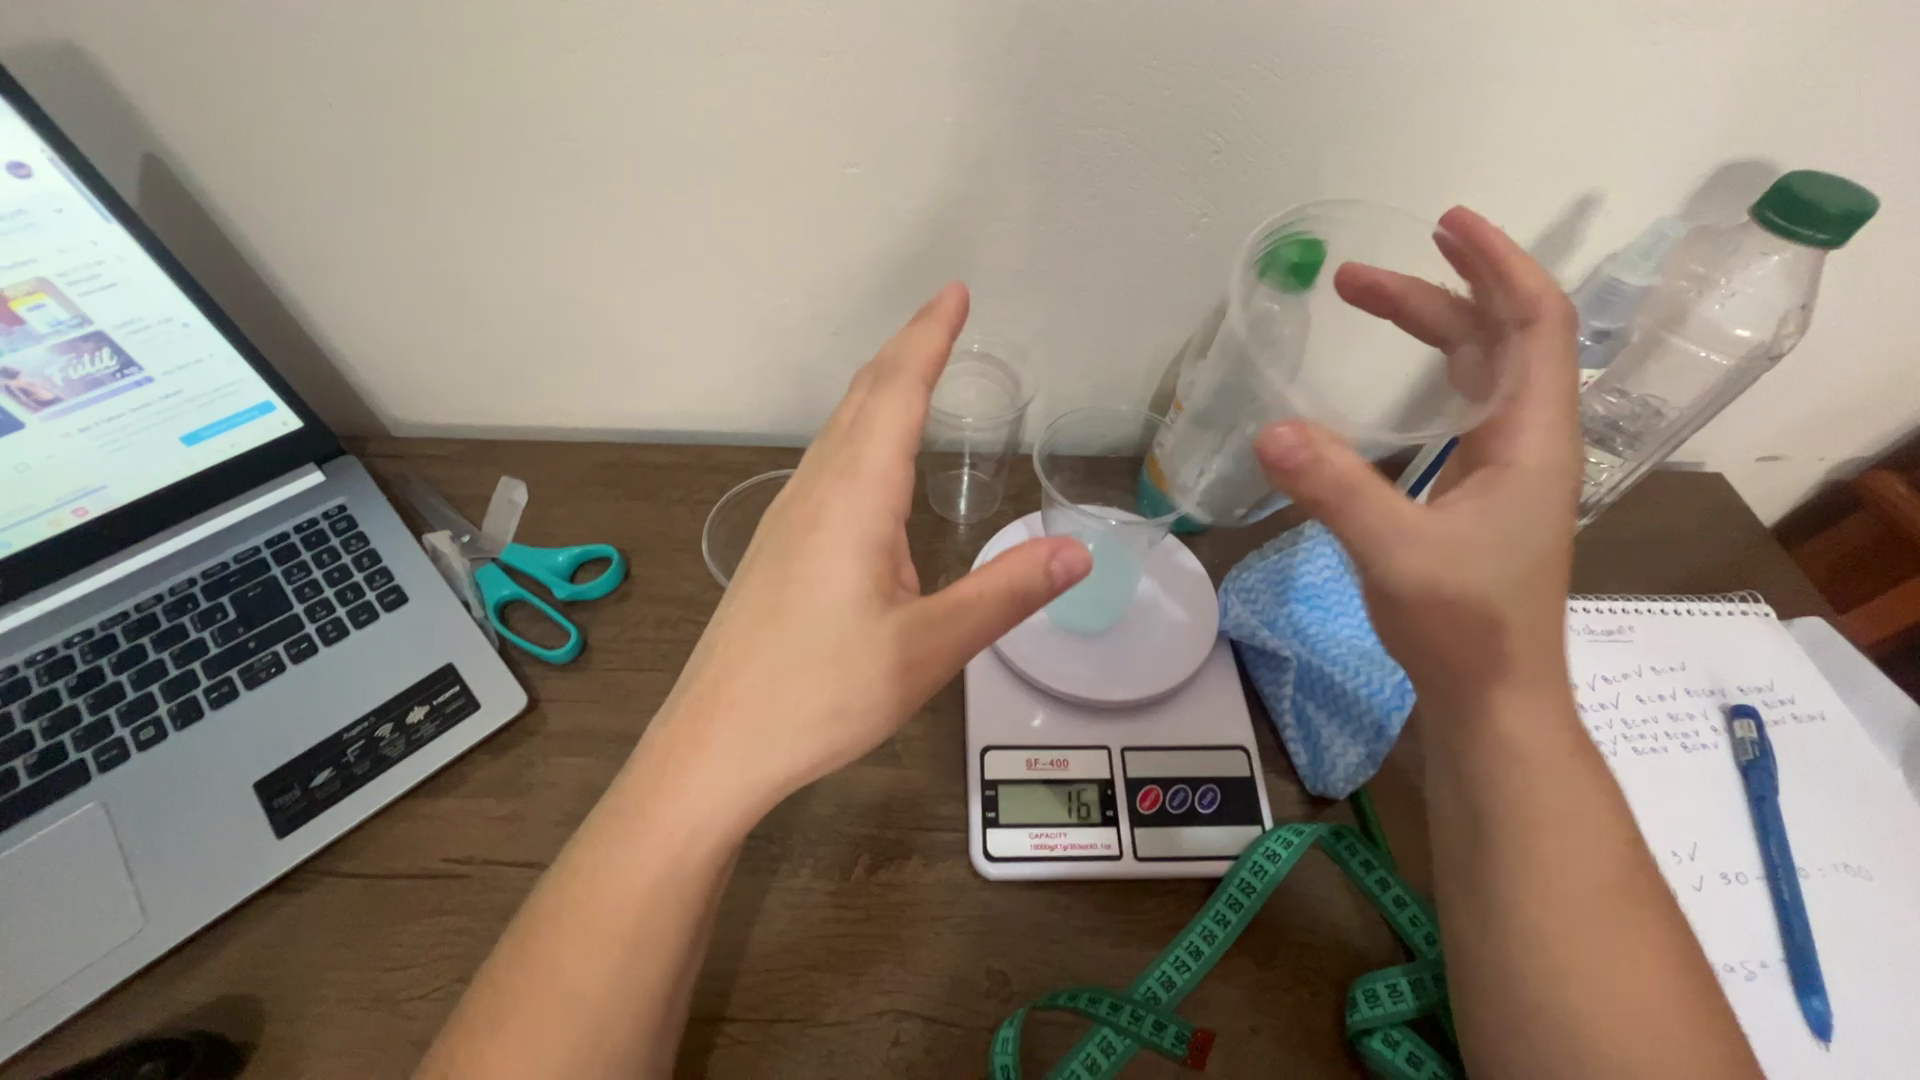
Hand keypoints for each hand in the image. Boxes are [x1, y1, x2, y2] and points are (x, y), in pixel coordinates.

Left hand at [645, 284, 1091, 816]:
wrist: (716, 742)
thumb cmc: (821, 694)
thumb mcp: (927, 648)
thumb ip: (1005, 595)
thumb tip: (1077, 551)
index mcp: (854, 498)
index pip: (897, 394)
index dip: (928, 339)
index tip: (955, 293)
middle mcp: (815, 491)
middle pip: (863, 399)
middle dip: (906, 350)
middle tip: (947, 317)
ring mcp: (788, 517)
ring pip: (839, 430)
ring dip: (881, 390)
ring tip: (918, 370)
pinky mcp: (779, 547)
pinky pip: (827, 464)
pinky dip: (861, 433)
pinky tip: (873, 463)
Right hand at [1254, 206, 1580, 714]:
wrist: (1492, 693)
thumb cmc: (1462, 625)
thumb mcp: (1394, 554)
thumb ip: (1335, 489)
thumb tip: (1268, 429)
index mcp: (1531, 438)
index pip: (1534, 324)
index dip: (1497, 265)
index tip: (1445, 224)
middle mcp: (1528, 440)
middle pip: (1497, 339)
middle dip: (1435, 294)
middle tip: (1355, 277)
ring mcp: (1505, 468)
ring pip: (1477, 373)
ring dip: (1430, 329)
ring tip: (1364, 305)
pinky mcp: (1479, 494)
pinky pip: (1459, 409)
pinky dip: (1427, 374)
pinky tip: (1390, 385)